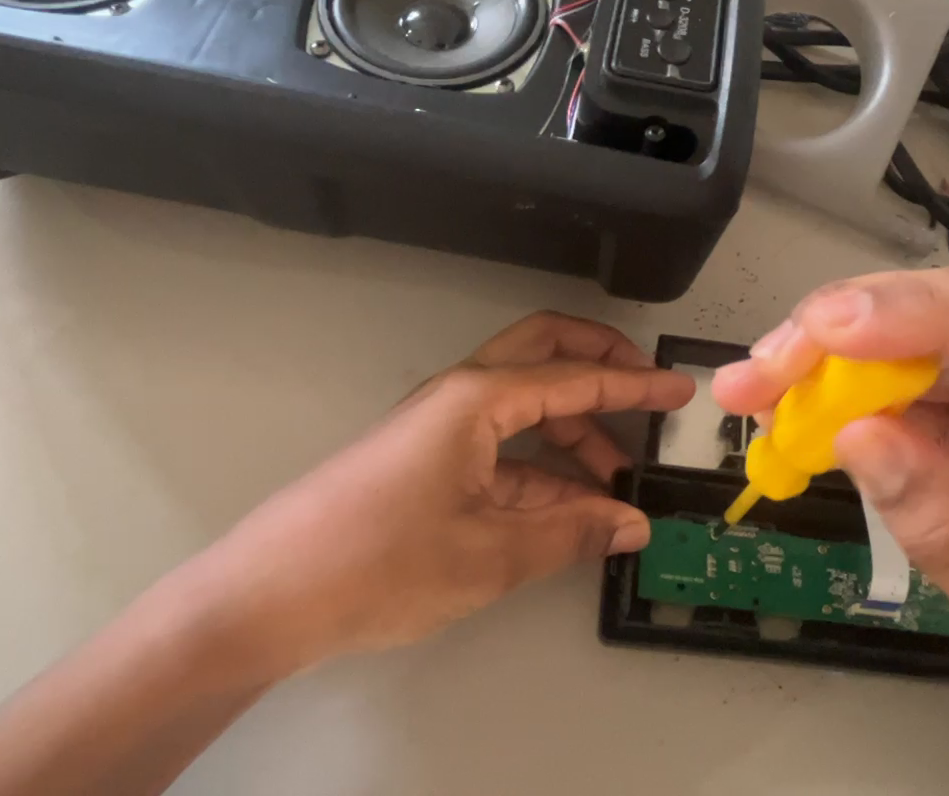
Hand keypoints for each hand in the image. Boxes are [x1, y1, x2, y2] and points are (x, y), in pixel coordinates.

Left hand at [186, 311, 692, 679]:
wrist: (267, 595)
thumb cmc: (380, 564)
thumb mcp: (489, 555)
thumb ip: (570, 534)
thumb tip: (632, 524)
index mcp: (478, 398)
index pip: (575, 380)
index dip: (635, 386)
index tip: (682, 391)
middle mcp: (461, 395)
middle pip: (544, 352)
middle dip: (600, 365)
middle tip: (648, 391)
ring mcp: (441, 425)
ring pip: (524, 404)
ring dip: (574, 430)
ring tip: (616, 482)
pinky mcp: (428, 457)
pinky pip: (499, 445)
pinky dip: (540, 466)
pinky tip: (566, 506)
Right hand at [713, 272, 948, 789]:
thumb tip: (856, 437)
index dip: (927, 315)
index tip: (827, 329)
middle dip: (854, 327)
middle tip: (763, 367)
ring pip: (922, 335)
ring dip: (833, 354)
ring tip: (754, 387)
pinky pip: (906, 380)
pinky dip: (843, 390)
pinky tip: (792, 411)